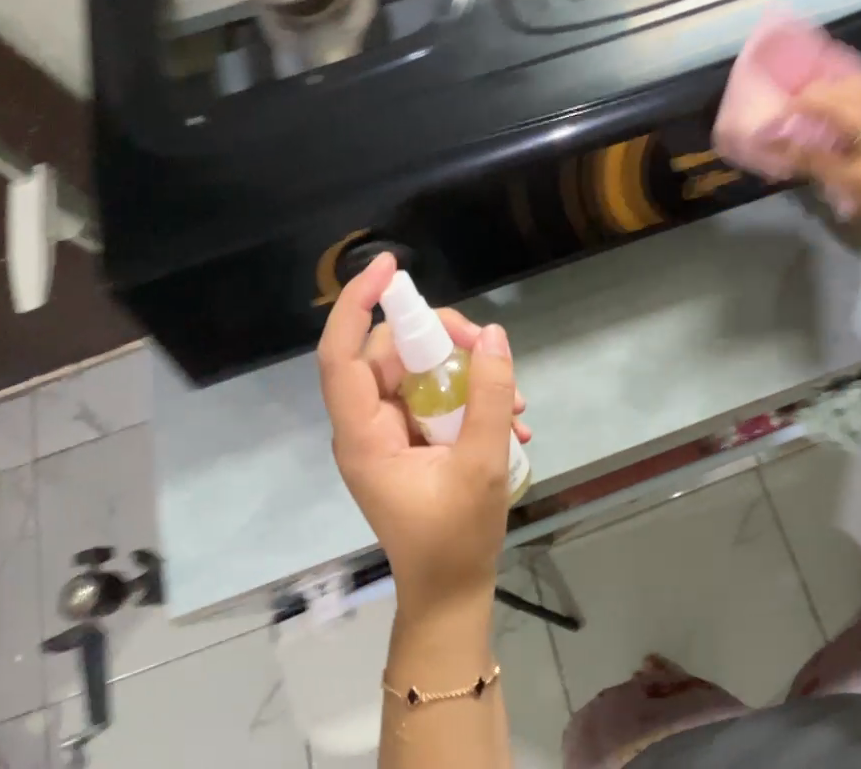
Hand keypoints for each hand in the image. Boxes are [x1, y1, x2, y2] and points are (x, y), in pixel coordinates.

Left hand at [318, 251, 528, 610]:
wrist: (450, 592)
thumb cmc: (456, 537)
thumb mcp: (483, 463)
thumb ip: (491, 397)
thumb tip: (494, 336)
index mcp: (363, 435)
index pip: (342, 355)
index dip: (358, 304)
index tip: (391, 268)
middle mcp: (366, 426)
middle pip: (390, 355)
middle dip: (443, 341)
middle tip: (491, 350)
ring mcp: (388, 434)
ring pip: (418, 373)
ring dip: (468, 375)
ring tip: (518, 404)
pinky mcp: (410, 442)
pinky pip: (435, 399)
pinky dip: (472, 399)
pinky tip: (514, 422)